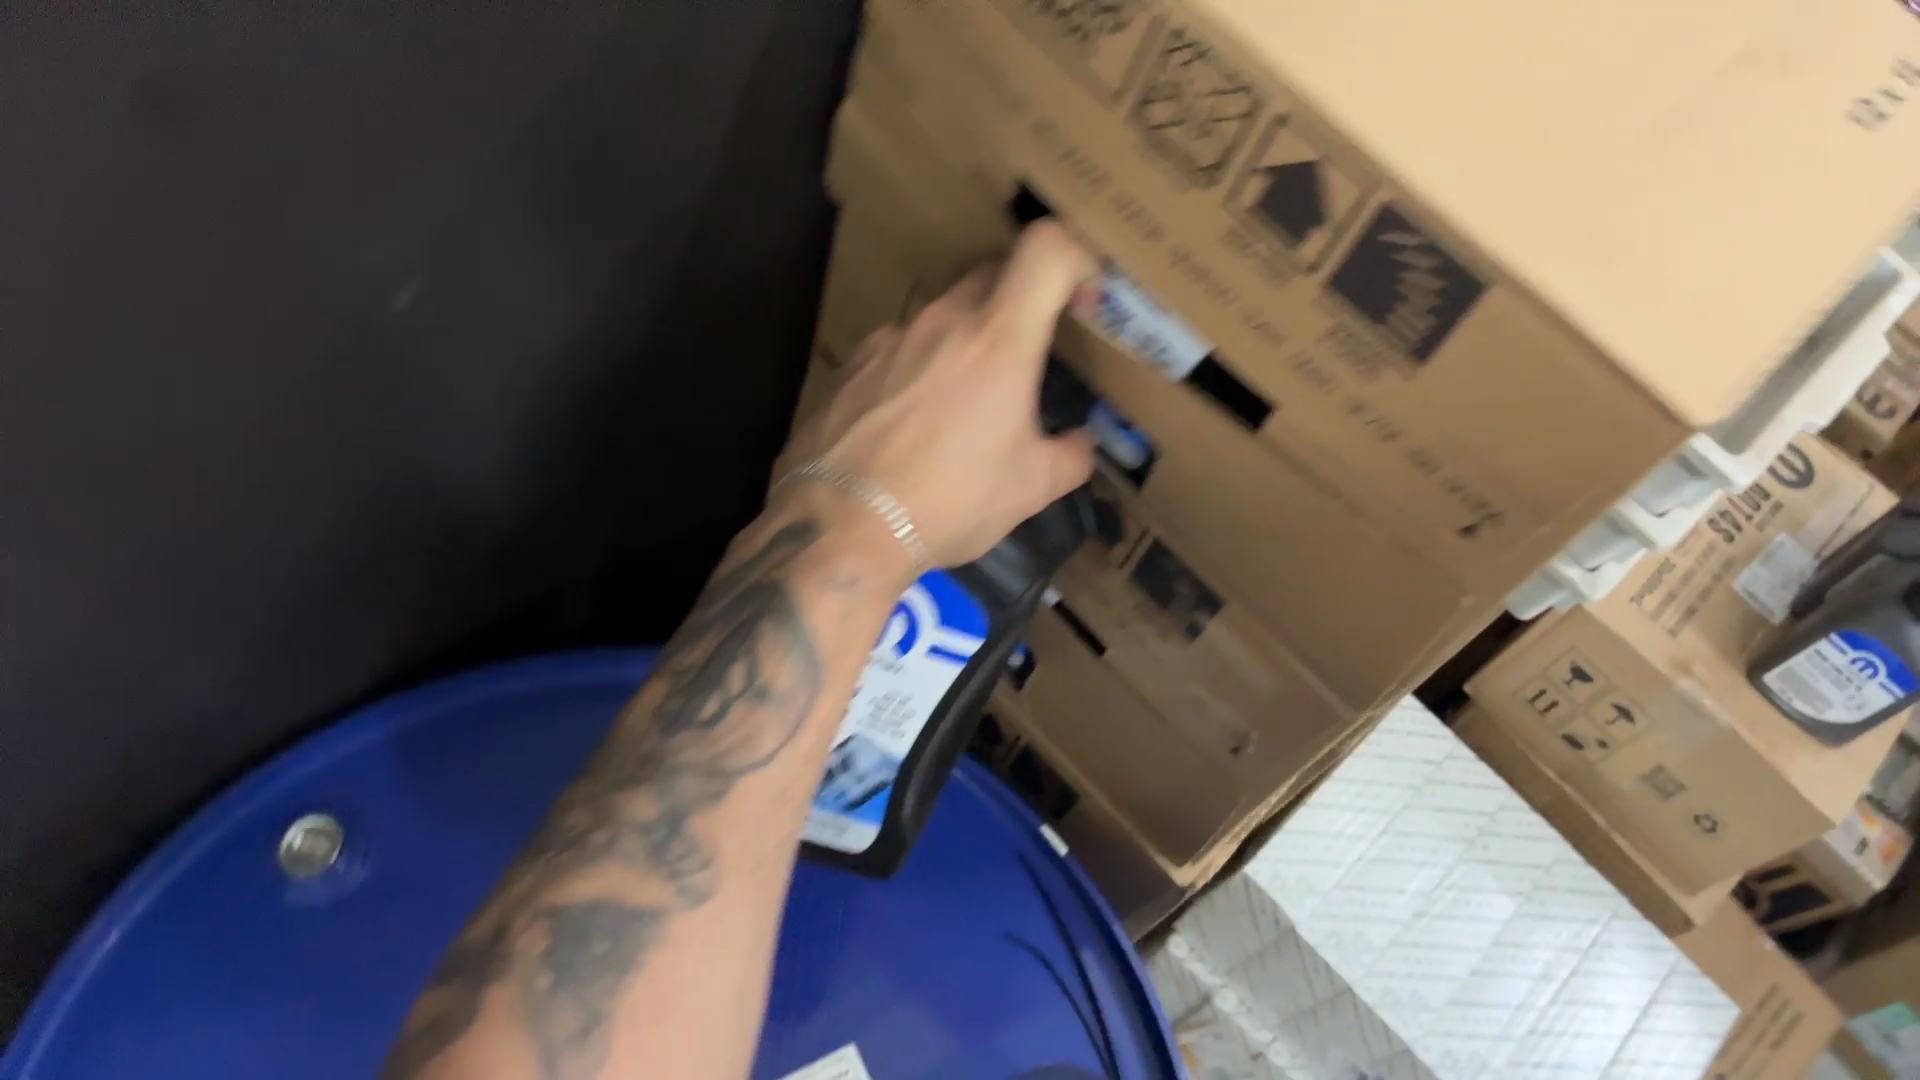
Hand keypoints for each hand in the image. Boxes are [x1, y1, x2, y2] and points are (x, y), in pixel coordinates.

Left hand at [788, 221, 1099, 572]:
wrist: (844, 527)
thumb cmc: (951, 500)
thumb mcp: (1031, 489)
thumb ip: (1071, 456)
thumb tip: (1082, 443)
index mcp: (999, 338)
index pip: (1046, 249)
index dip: (1074, 258)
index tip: (1079, 302)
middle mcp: (941, 320)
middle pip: (992, 275)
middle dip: (1019, 303)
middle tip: (1023, 359)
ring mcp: (888, 338)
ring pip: (939, 317)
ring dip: (961, 344)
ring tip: (958, 407)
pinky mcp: (849, 365)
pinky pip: (896, 350)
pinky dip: (915, 371)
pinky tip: (906, 425)